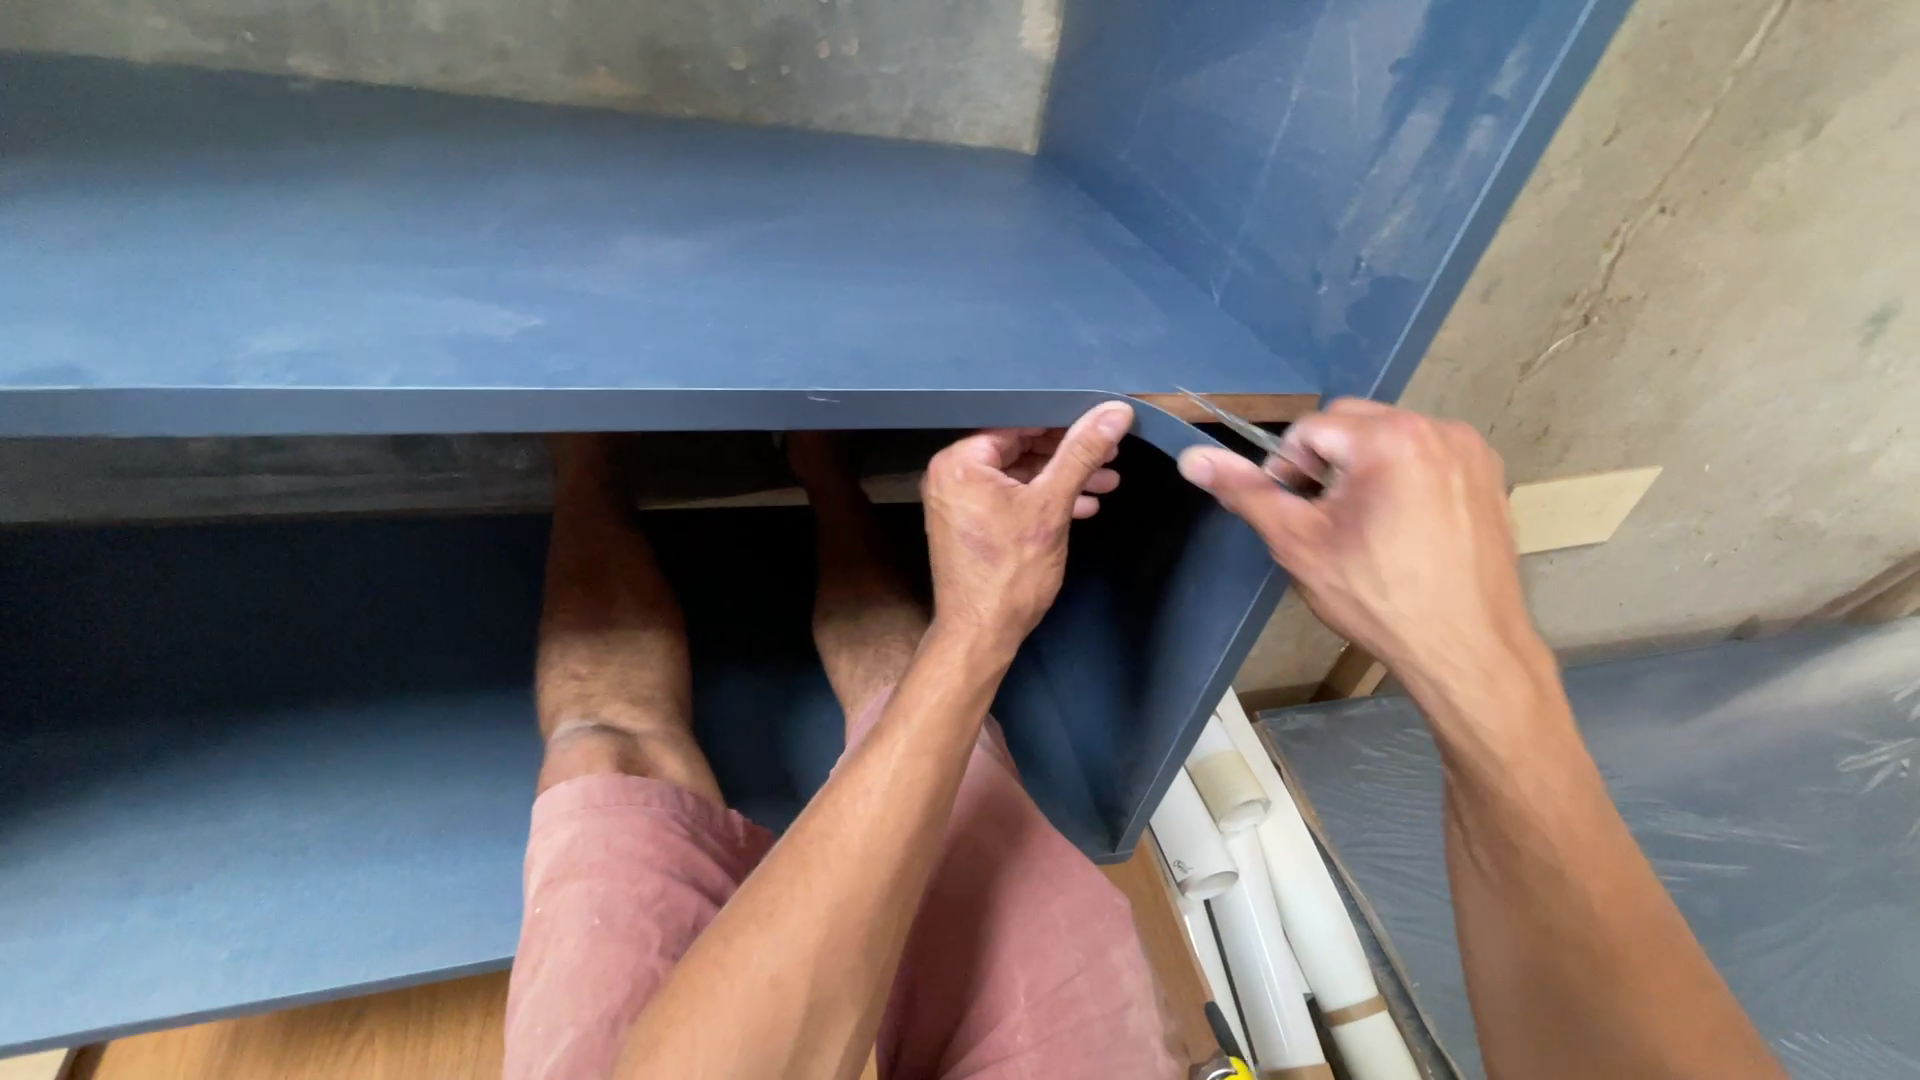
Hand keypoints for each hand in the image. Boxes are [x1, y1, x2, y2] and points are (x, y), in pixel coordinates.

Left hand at [921, 401, 1132, 652]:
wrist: (982, 634)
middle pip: (1020, 449)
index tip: (1102, 424)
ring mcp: (957, 501)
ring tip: (1106, 482)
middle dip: (1068, 454)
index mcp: (960, 462)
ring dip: (1062, 479)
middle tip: (1110, 454)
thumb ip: (1081, 454)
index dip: (1063, 422)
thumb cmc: (1010, 573)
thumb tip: (1114, 412)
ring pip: (1019, 476)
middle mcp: (950, 475)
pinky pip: (1009, 499)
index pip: (1017, 424)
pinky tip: (1082, 506)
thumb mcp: (1051, 506)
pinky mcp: (969, 524)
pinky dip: (1042, 500)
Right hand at [1176, 399, 1545, 695]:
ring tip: (1362, 527)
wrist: (1465, 647)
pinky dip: (1401, 477)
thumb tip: (1192, 459)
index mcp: (1389, 439)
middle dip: (1325, 464)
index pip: (1308, 428)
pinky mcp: (1487, 475)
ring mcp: (1469, 451)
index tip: (1298, 516)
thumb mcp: (1297, 541)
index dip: (1288, 470)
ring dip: (1362, 469)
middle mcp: (1437, 429)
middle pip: (1350, 423)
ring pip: (1387, 437)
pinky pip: (1425, 455)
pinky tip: (1400, 527)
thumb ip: (1245, 492)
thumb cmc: (1376, 596)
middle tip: (1325, 521)